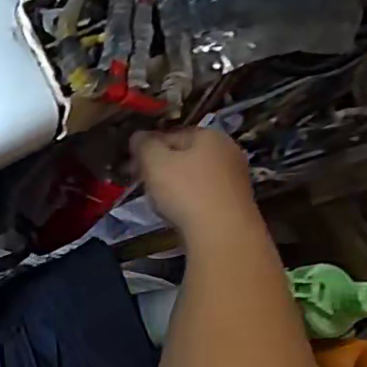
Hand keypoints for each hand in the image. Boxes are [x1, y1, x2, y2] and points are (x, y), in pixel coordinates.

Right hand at [131, 127, 255, 232]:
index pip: (169, 135)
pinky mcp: (236, 199)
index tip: (131, 167)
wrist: (221, 231)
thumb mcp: (155, 164)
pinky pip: (204, 192)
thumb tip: (137, 135)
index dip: (146, 150)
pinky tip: (179, 212)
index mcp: (208, 135)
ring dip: (175, 184)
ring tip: (159, 201)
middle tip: (142, 185)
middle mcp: (226, 149)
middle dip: (161, 167)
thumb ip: (144, 146)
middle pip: (184, 154)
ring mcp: (234, 174)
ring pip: (194, 174)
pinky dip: (189, 198)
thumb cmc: (185, 191)